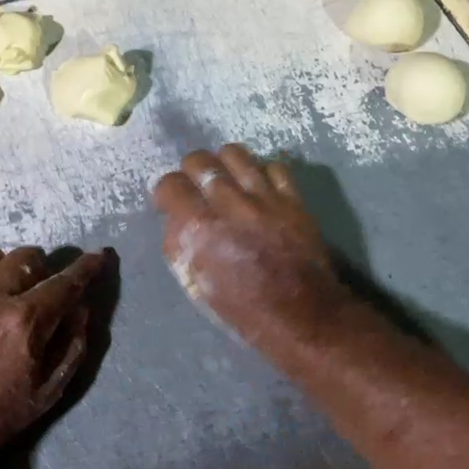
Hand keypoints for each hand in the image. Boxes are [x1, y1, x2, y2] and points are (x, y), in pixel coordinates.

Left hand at [0, 247, 107, 468]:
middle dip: (41, 269)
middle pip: (25, 257)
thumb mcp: (50, 389)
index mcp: (24, 322)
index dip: (86, 267)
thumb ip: (73, 343)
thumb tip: (80, 305)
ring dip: (5, 268)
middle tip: (39, 291)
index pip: (64, 282)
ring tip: (5, 291)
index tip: (99, 255)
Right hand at [152, 145, 350, 348]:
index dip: (165, 192)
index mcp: (199, 228)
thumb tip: (175, 218)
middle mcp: (229, 203)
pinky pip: (272, 166)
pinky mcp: (292, 198)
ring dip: (224, 164)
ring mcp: (264, 197)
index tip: (170, 202)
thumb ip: (178, 244)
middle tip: (198, 189)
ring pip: (234, 153)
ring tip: (227, 181)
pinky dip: (261, 173)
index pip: (170, 183)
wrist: (302, 316)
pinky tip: (258, 190)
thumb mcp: (194, 284)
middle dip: (191, 172)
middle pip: (199, 160)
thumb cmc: (242, 309)